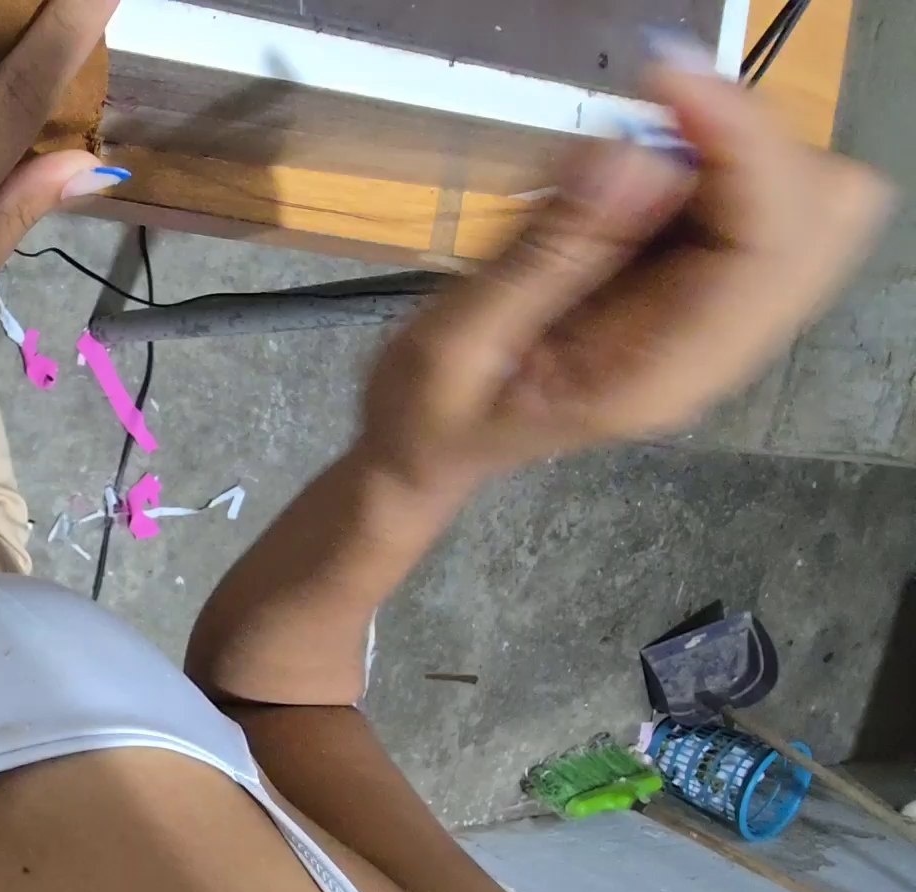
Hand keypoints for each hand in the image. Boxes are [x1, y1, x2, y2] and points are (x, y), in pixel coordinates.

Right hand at [359, 52, 893, 492]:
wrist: (422, 452)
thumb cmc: (421, 416)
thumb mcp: (453, 344)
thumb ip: (539, 262)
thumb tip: (632, 158)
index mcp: (659, 375)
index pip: (771, 239)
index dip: (738, 145)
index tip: (659, 89)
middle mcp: (713, 348)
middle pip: (819, 211)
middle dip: (738, 151)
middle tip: (627, 141)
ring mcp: (708, 325)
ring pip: (793, 201)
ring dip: (709, 161)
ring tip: (597, 180)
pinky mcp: (685, 302)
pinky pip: (737, 212)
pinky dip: (682, 179)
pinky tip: (597, 202)